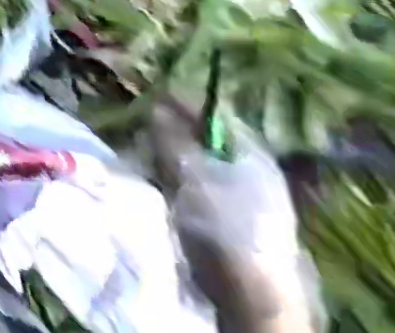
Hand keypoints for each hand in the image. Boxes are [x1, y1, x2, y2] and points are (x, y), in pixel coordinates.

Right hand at [152, 105, 317, 332]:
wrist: (251, 295)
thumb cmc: (223, 224)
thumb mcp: (189, 172)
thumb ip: (171, 135)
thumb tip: (156, 101)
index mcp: (252, 153)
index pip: (214, 113)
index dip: (182, 103)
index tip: (148, 99)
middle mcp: (253, 168)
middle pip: (205, 137)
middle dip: (171, 131)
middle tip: (141, 130)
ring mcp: (246, 195)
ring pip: (199, 160)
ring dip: (170, 155)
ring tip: (144, 158)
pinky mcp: (234, 217)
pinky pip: (199, 183)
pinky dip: (178, 178)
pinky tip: (161, 185)